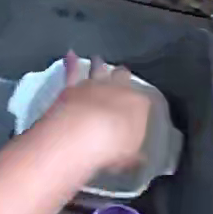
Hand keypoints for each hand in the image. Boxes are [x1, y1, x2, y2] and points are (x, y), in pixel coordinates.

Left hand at [39, 52, 149, 170]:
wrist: (84, 132)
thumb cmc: (114, 147)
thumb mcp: (129, 157)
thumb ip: (133, 156)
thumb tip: (138, 159)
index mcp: (138, 104)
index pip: (142, 100)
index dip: (139, 103)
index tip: (138, 105)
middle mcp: (118, 89)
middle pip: (122, 76)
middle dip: (122, 75)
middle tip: (122, 73)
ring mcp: (94, 84)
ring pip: (99, 69)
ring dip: (99, 64)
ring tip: (98, 58)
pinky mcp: (72, 86)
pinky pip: (71, 71)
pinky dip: (70, 62)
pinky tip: (69, 53)